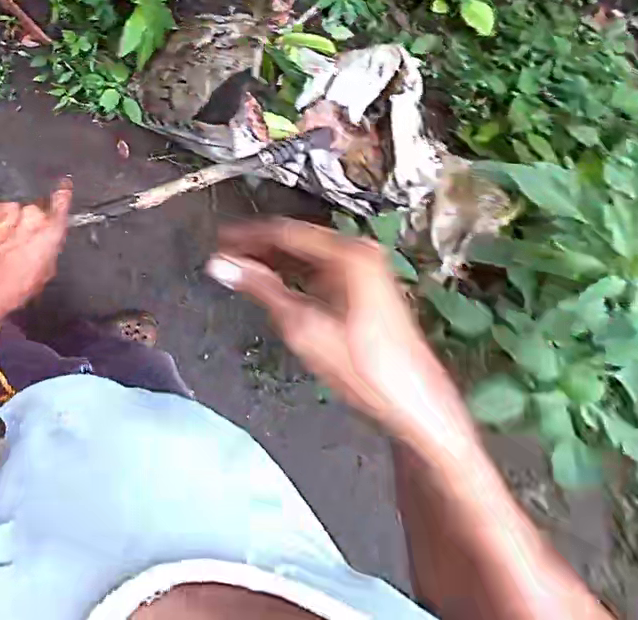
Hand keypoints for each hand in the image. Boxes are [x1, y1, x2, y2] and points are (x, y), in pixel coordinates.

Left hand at [0, 180, 72, 325]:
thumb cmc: (10, 289)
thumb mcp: (42, 276)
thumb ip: (49, 250)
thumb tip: (48, 241)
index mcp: (49, 232)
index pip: (62, 202)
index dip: (63, 195)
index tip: (64, 188)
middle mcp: (31, 217)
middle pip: (35, 212)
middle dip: (29, 225)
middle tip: (19, 245)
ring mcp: (8, 212)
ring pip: (15, 211)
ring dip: (11, 223)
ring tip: (2, 244)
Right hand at [210, 219, 475, 450]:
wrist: (417, 405)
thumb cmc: (366, 369)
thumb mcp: (302, 326)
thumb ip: (260, 289)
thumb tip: (224, 266)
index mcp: (348, 253)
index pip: (284, 232)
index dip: (248, 236)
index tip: (221, 241)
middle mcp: (360, 252)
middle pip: (297, 239)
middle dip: (259, 247)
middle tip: (227, 254)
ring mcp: (367, 267)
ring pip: (308, 253)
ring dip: (275, 260)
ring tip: (243, 268)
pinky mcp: (368, 284)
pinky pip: (321, 267)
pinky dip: (296, 272)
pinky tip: (275, 283)